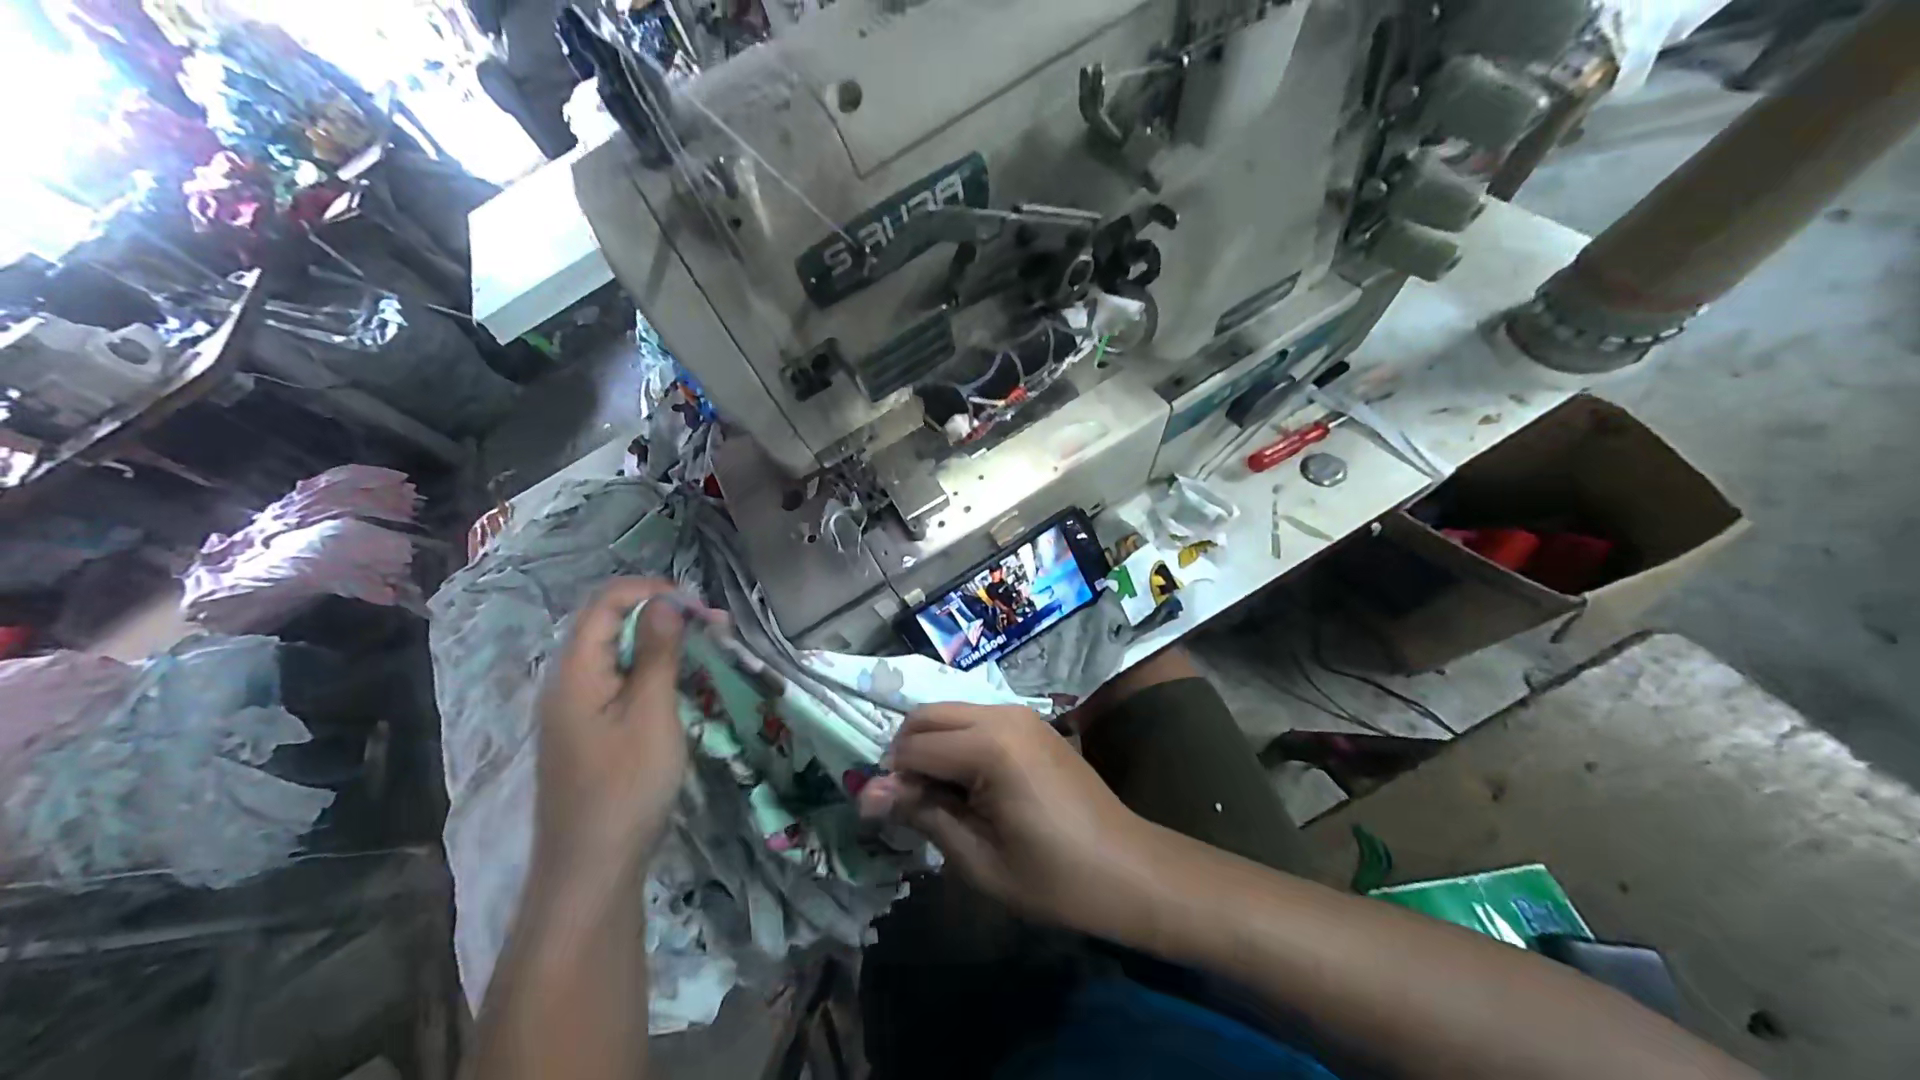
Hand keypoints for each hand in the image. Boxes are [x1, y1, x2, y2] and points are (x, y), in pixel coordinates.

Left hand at [532, 579, 699, 879]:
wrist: (590, 870)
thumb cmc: (626, 788)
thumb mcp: (651, 715)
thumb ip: (657, 654)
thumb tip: (665, 603)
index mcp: (574, 671)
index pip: (605, 602)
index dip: (651, 591)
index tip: (699, 606)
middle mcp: (565, 682)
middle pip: (607, 625)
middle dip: (660, 615)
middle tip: (711, 628)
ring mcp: (572, 710)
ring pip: (613, 655)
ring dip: (657, 644)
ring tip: (702, 652)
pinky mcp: (585, 732)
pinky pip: (615, 683)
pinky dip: (647, 672)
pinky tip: (676, 687)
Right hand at [859, 704, 1160, 938]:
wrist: (1127, 869)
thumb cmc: (1053, 877)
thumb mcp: (977, 859)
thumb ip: (922, 814)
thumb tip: (865, 794)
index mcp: (990, 747)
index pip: (913, 748)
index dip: (891, 782)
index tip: (886, 818)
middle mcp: (1002, 715)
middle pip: (925, 716)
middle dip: (905, 754)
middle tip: (909, 805)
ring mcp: (1019, 713)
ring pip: (949, 713)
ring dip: (930, 746)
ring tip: (937, 798)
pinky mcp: (1030, 722)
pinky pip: (974, 719)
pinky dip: (956, 742)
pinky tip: (966, 784)